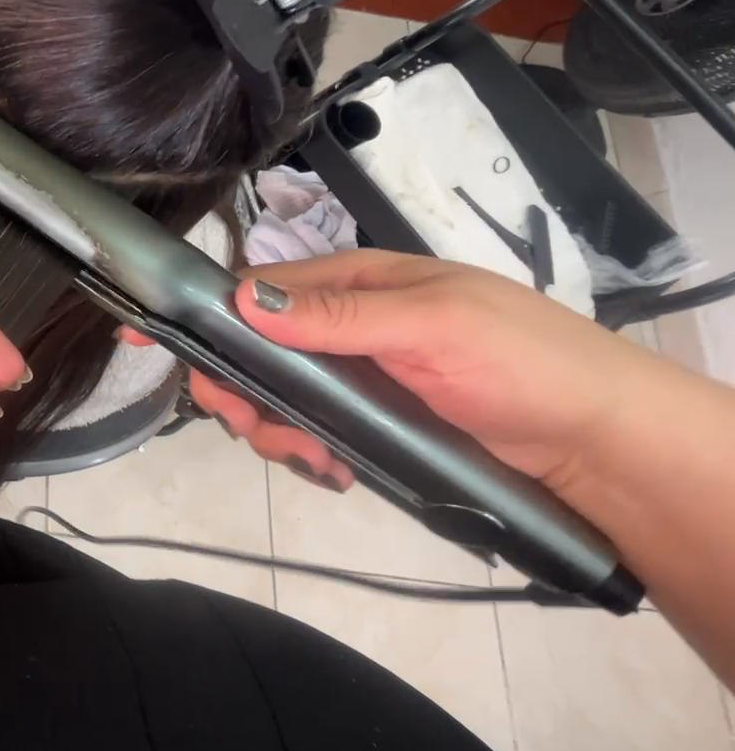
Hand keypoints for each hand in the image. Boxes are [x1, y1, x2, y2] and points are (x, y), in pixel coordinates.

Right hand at [124, 250, 667, 495]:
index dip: (200, 314)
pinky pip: (301, 428)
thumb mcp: (435, 326)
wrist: (604, 449)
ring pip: (268, 394)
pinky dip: (299, 449)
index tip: (147, 340)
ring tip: (307, 457)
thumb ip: (339, 316)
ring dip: (268, 427)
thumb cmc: (526, 366)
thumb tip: (243, 299)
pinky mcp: (361, 419)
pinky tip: (325, 466)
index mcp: (352, 284)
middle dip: (235, 388)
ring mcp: (348, 374)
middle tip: (247, 425)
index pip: (253, 289)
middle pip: (247, 348)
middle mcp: (339, 325)